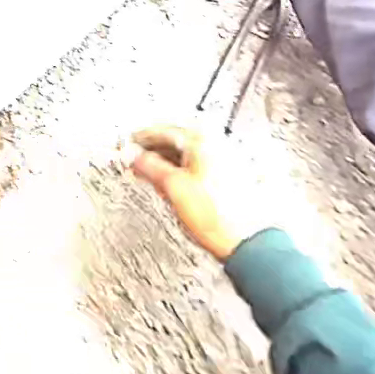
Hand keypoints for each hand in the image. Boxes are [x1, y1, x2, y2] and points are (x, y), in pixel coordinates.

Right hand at [127, 125, 255, 261]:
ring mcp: (222, 160)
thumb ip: (149, 166)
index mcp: (201, 140)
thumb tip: (133, 155)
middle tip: (134, 160)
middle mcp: (214, 145)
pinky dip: (179, 172)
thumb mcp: (173, 187)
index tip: (127, 146)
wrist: (247, 243)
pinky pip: (195, 166)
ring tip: (149, 174)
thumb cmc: (218, 216)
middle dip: (151, 151)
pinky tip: (170, 184)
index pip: (162, 130)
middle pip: (174, 141)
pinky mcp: (227, 177)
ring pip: (184, 155)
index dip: (140, 139)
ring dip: (164, 162)